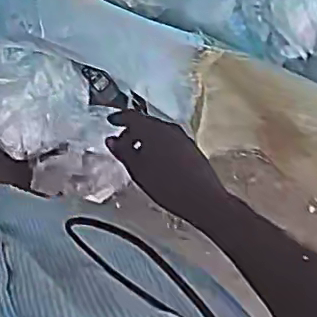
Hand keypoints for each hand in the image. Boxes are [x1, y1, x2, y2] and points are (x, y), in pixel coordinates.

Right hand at [107, 109, 224, 211]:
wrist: (205, 200)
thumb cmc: (167, 185)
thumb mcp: (137, 169)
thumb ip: (122, 152)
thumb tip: (112, 140)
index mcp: (152, 129)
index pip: (131, 116)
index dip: (119, 118)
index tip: (111, 121)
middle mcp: (168, 129)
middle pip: (145, 123)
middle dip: (132, 131)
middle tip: (122, 142)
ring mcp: (182, 138)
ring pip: (158, 132)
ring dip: (146, 139)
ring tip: (137, 155)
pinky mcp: (192, 149)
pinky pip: (169, 141)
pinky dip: (158, 146)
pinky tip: (156, 162)